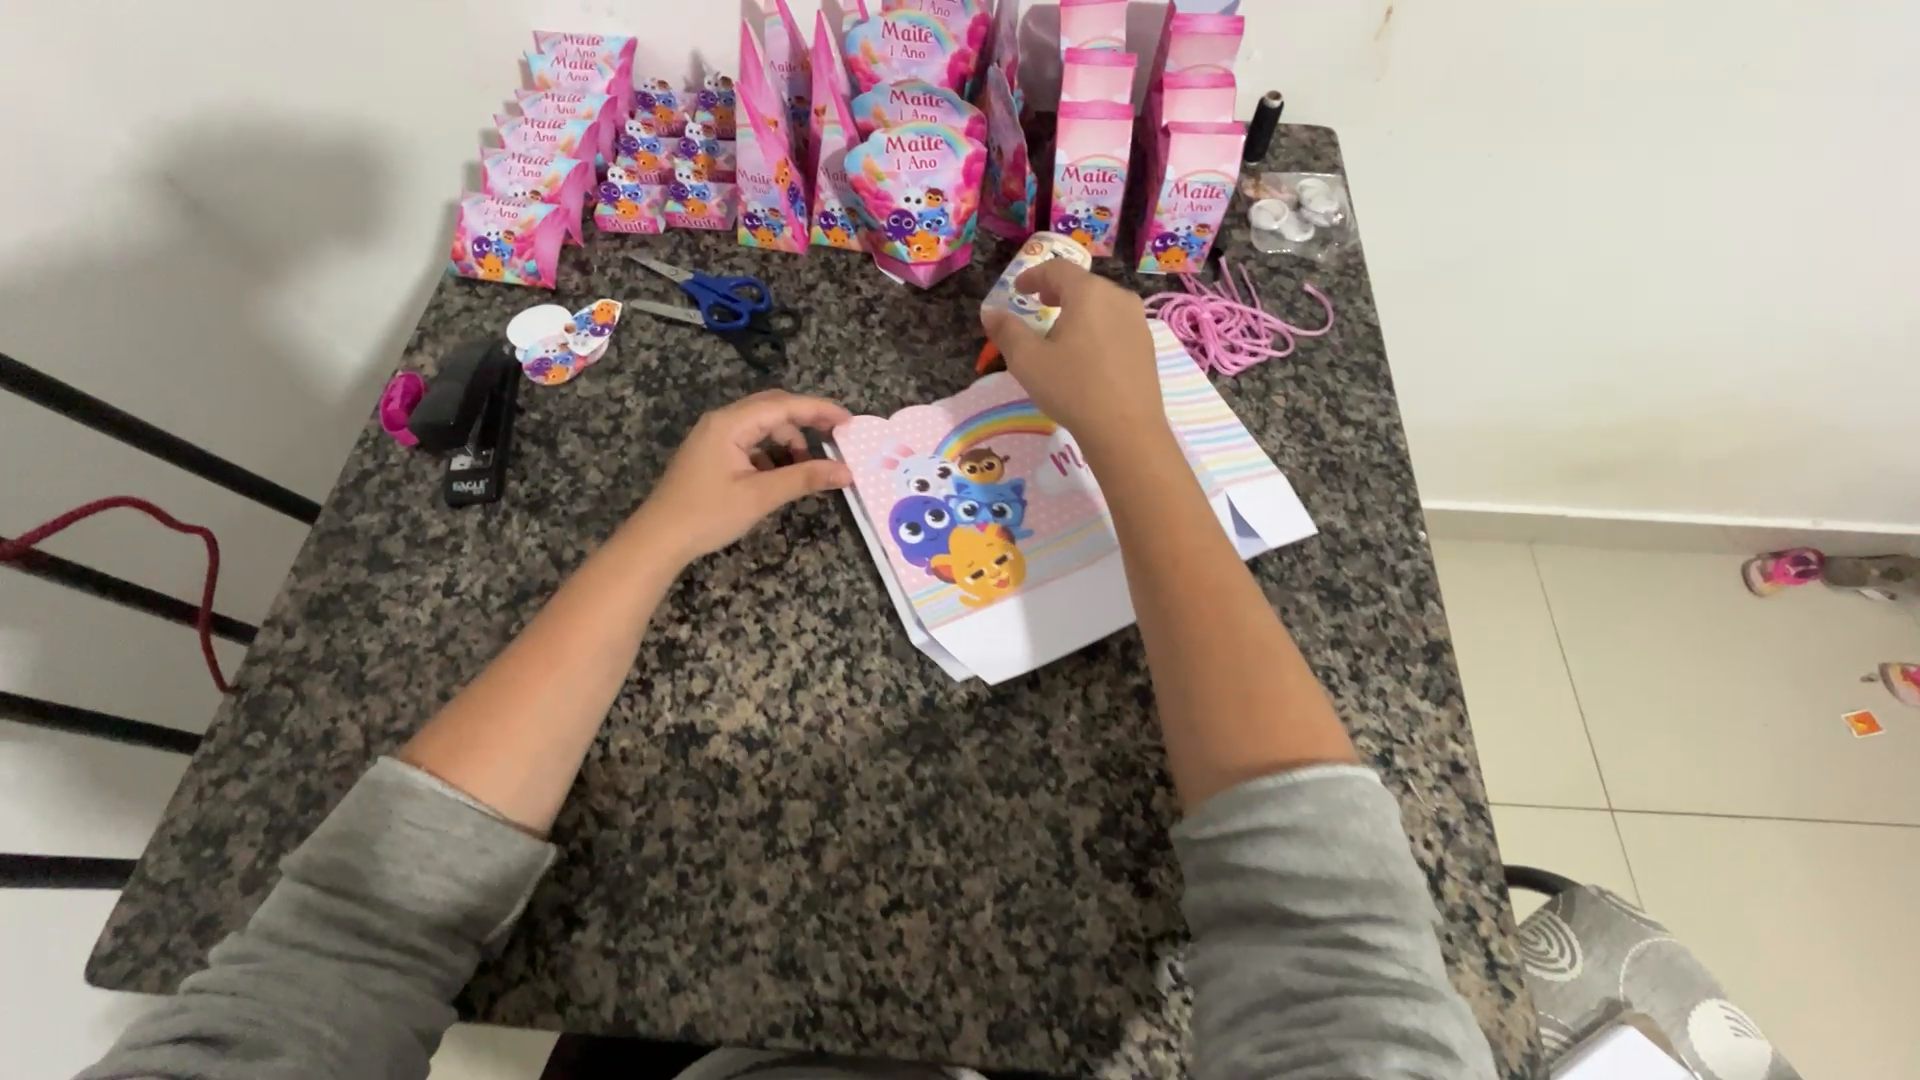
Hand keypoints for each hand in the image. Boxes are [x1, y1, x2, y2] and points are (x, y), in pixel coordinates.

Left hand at [628, 390, 852, 565]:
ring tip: (807, 468)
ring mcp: (715, 438)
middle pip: (773, 409)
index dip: (819, 410)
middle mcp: (722, 422)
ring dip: (789, 443)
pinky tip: (781, 476)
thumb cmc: (706, 514)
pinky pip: (751, 443)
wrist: (658, 539)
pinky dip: (773, 455)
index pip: (784, 405)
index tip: (849, 421)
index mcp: (730, 423)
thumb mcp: (760, 496)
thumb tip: (845, 471)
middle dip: (806, 422)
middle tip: (836, 438)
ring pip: (763, 428)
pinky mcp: (713, 455)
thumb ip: (804, 478)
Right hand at [980, 260, 1166, 455]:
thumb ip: (1007, 331)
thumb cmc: (1072, 389)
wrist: (1126, 431)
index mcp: (1089, 293)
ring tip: (1062, 333)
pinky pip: (1115, 326)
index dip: (1034, 275)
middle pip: (1083, 285)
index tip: (1019, 289)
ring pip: (1102, 305)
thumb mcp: (1028, 361)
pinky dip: (1096, 329)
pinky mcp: (1147, 347)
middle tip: (1040, 305)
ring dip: (1079, 311)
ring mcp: (1137, 322)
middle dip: (1058, 292)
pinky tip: (1087, 356)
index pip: (1058, 269)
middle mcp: (1118, 298)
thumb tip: (990, 312)